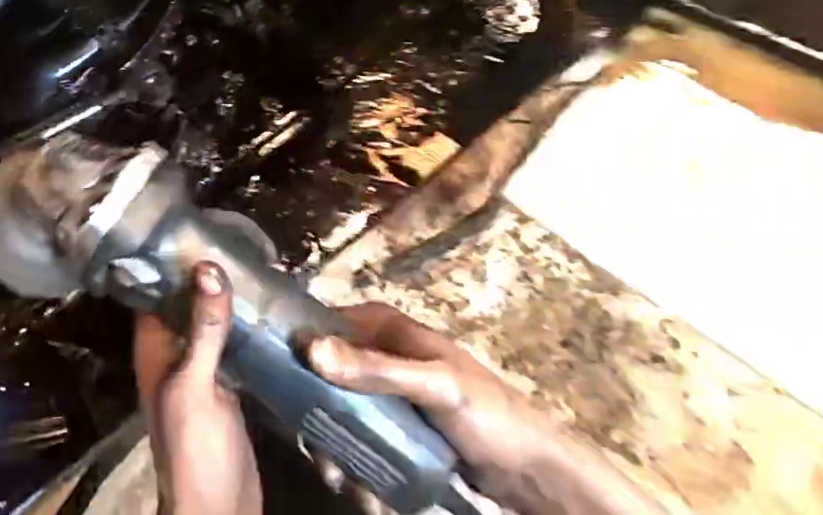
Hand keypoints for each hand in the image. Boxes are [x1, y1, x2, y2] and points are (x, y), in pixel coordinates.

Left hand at [135, 262, 260, 514]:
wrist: (220, 511)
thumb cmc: (195, 447)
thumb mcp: (196, 384)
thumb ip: (204, 328)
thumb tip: (208, 265)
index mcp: (155, 347)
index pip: (156, 289)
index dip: (171, 258)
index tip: (199, 227)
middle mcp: (174, 351)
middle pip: (188, 301)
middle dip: (209, 273)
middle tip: (240, 239)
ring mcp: (202, 368)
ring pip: (213, 321)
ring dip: (230, 298)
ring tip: (259, 262)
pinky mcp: (229, 384)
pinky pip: (234, 344)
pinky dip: (247, 326)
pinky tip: (271, 307)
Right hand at [308, 303, 661, 514]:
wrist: (536, 474)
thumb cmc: (489, 415)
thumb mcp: (434, 387)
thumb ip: (375, 369)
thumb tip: (310, 349)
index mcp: (382, 325)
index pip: (322, 327)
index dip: (299, 357)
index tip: (286, 400)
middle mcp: (376, 350)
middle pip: (325, 377)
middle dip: (320, 423)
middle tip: (328, 465)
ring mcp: (384, 391)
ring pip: (338, 414)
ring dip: (339, 452)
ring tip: (353, 490)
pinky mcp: (394, 427)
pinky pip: (360, 440)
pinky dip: (359, 466)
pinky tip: (371, 497)